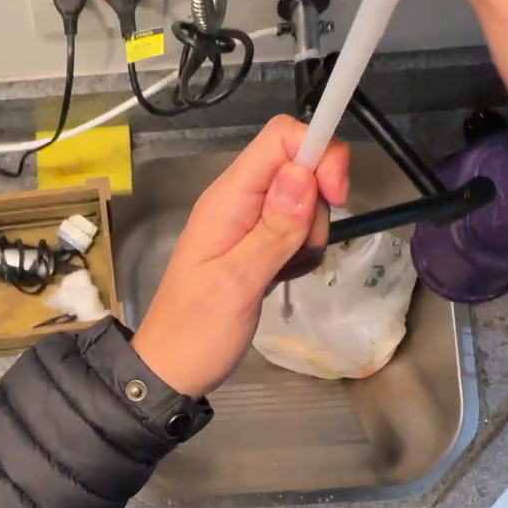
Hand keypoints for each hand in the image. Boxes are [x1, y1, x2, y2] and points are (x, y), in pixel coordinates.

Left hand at [131, 116, 351, 397]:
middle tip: (300, 251)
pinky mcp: (255, 248)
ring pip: (302, 203)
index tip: (336, 196)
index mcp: (227, 199)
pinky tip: (283, 278)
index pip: (280, 137)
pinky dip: (301, 253)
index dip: (318, 153)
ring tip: (284, 272)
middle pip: (299, 167)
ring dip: (309, 235)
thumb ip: (273, 230)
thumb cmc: (195, 332)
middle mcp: (237, 202)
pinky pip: (294, 233)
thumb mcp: (237, 284)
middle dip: (317, 205)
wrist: (172, 370)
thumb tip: (303, 173)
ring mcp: (246, 225)